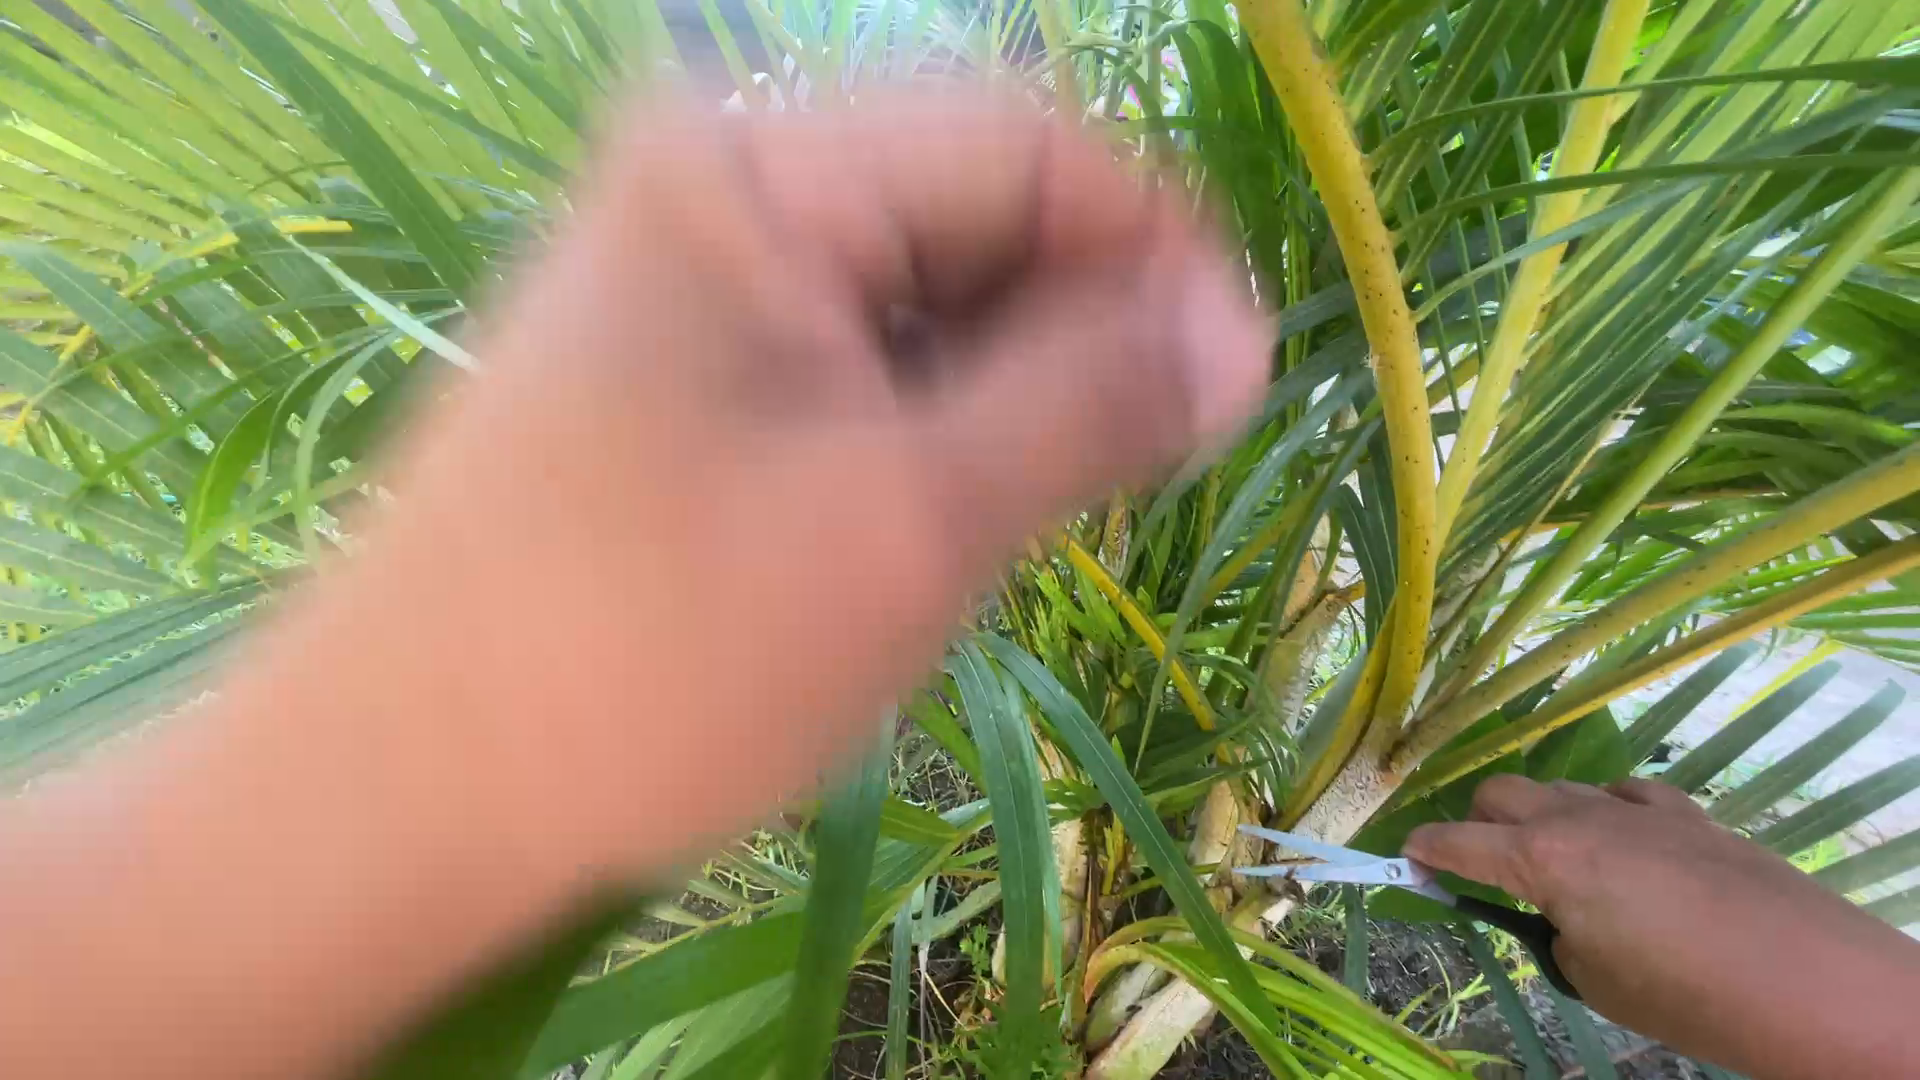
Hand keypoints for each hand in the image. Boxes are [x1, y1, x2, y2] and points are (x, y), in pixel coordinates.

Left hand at [370, 95, 1268, 868]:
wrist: (414, 793)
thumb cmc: (658, 657)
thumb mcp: (910, 522)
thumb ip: (1087, 405)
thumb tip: (1237, 339)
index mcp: (759, 168)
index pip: (1028, 147)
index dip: (1156, 250)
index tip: (1236, 370)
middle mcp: (726, 195)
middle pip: (977, 222)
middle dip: (1082, 334)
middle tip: (1146, 462)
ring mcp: (707, 292)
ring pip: (930, 308)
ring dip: (1014, 395)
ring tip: (1031, 511)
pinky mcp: (704, 383)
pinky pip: (870, 371)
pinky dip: (942, 432)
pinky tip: (950, 513)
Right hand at [1406, 774, 1919, 1079]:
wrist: (1834, 996)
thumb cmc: (1696, 999)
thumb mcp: (1597, 982)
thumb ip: (1553, 934)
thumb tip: (1554, 915)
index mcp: (1540, 860)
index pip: (1454, 842)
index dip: (1423, 850)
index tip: (1408, 859)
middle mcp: (1574, 820)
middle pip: (1498, 794)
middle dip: (1478, 823)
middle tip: (1491, 865)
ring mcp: (1633, 810)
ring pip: (1557, 788)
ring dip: (1542, 816)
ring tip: (1566, 859)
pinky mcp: (1688, 815)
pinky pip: (1626, 793)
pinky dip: (1610, 810)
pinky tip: (1628, 840)